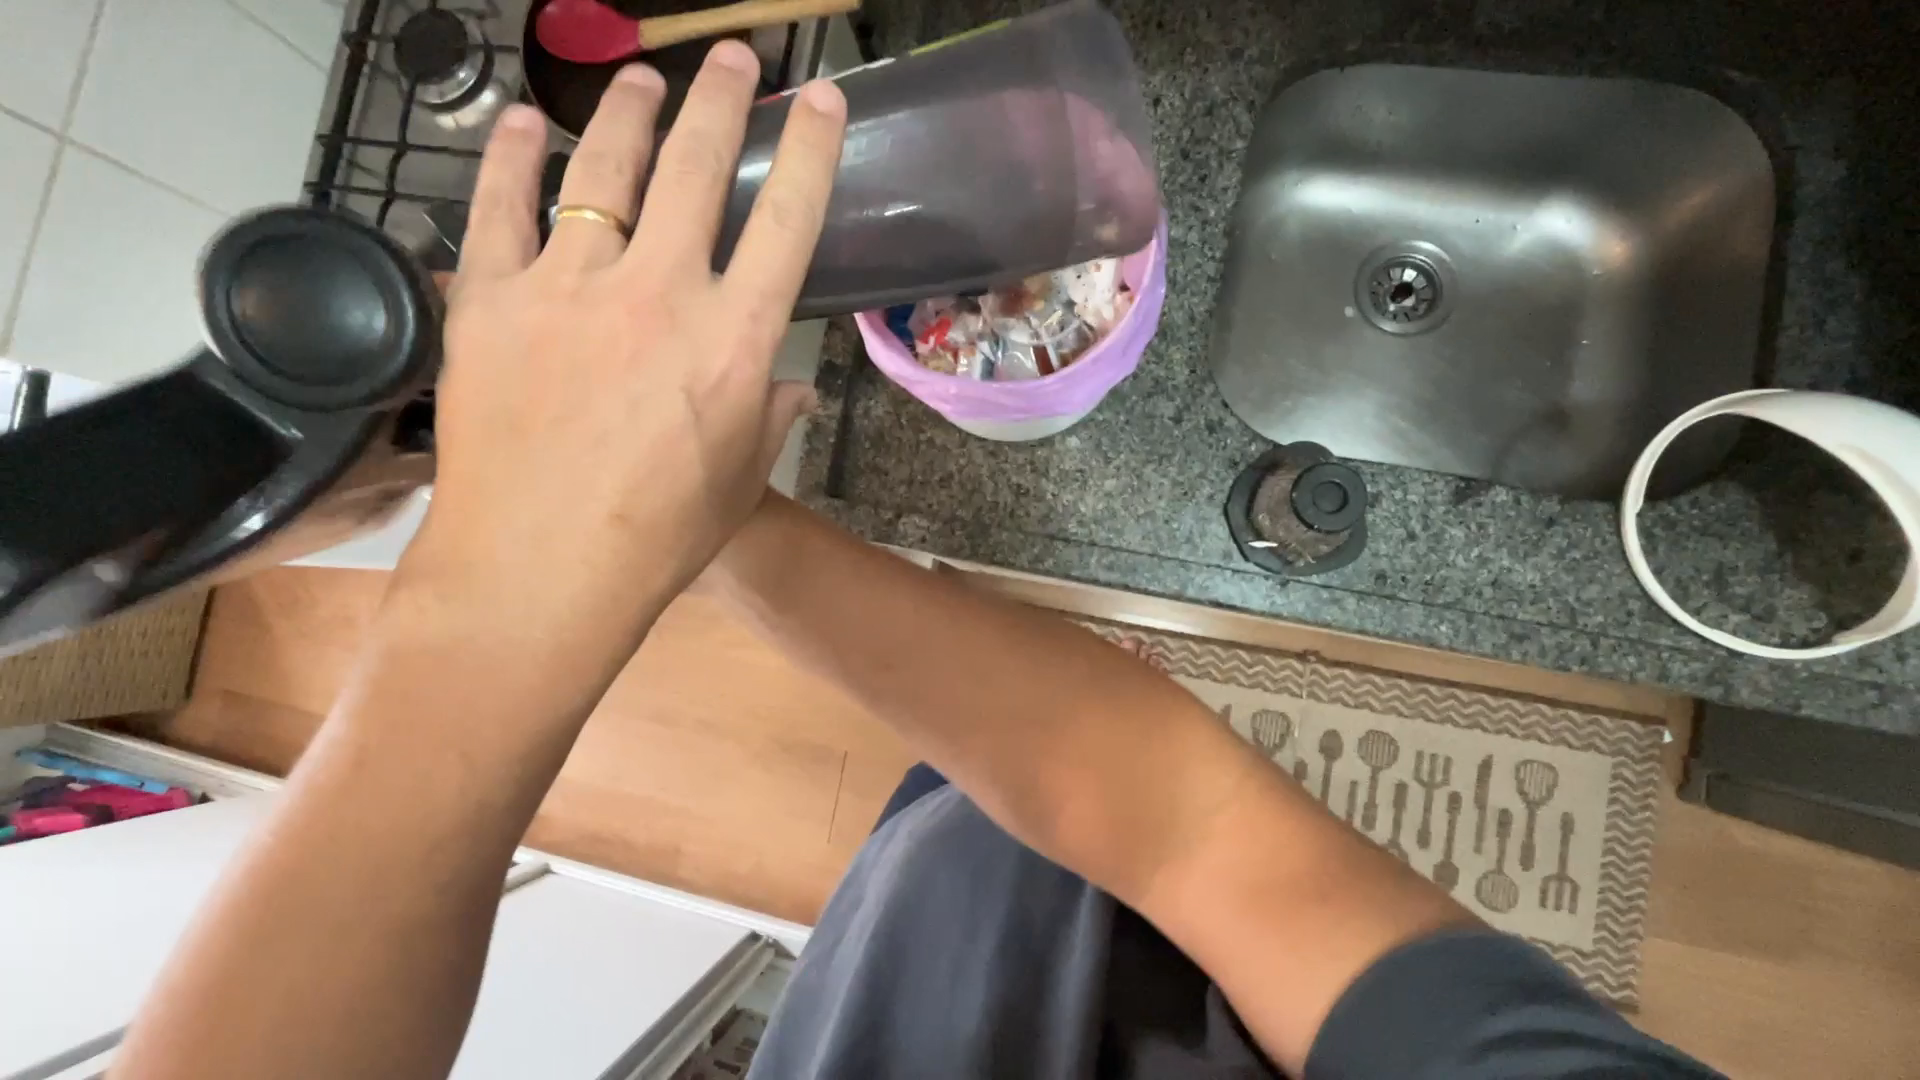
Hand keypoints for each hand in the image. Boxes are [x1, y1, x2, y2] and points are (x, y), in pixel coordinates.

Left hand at [409, 41, 845, 637]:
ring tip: (646, 80)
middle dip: (722, 100)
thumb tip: (788, 387)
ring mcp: (569, 287)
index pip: (788, 223)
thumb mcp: (741, 478)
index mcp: (733, 341)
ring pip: (605, 169)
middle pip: (698, 169)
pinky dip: (514, 156)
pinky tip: (529, 123)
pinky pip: (500, 206)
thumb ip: (770, 417)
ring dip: (631, 114)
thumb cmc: (660, 536)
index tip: (823, 101)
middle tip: (733, 60)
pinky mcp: (492, 299)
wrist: (540, 571)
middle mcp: (659, 293)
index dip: (810, 153)